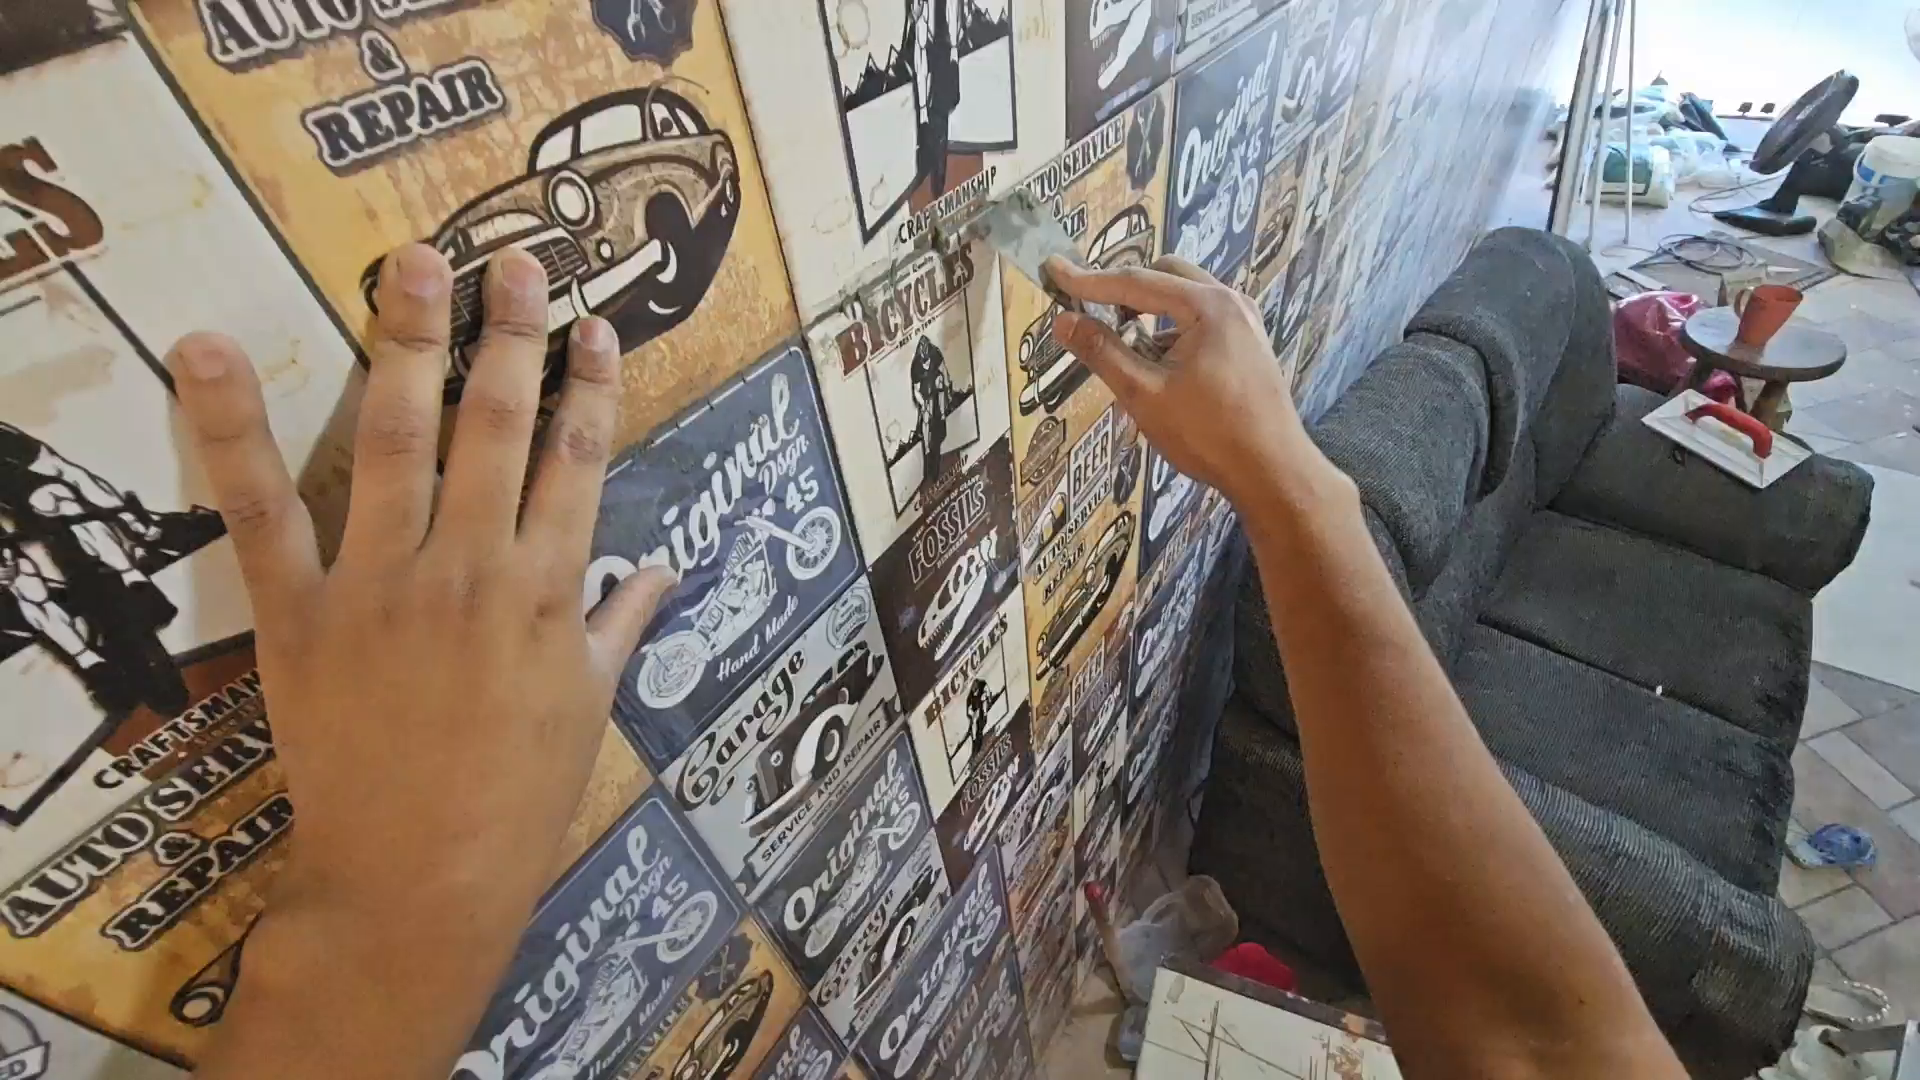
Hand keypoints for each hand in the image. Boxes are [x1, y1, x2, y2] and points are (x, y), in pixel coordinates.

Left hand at [166, 243, 673, 934]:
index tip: (598, 330)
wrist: (422, 868)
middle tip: (514, 266)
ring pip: (396, 440)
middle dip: (510, 337)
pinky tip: (211, 350)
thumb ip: (625, 619)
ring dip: (405, 345)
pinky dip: (228, 428)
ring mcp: (382, 580)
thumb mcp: (596, 697)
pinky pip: (260, 510)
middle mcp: (473, 564)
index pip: (581, 462)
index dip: (593, 389)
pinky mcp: (298, 610)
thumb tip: (665, 570)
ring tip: (410, 266)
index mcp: (553, 587)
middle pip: (498, 428)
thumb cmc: (530, 782)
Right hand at [1047, 255, 1342, 508]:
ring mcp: (1244, 322)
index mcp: (1208, 305)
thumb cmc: (1208, 434)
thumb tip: (1062, 321)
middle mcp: (1230, 302)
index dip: (1089, 280)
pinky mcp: (1247, 345)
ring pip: (1183, 298)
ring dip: (1147, 312)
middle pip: (1163, 276)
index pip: (1135, 282)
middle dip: (1122, 291)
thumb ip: (1102, 352)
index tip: (1054, 270)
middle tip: (1088, 312)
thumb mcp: (1144, 394)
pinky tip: (1157, 365)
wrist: (1271, 471)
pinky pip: (1199, 320)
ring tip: (1121, 346)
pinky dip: (1170, 330)